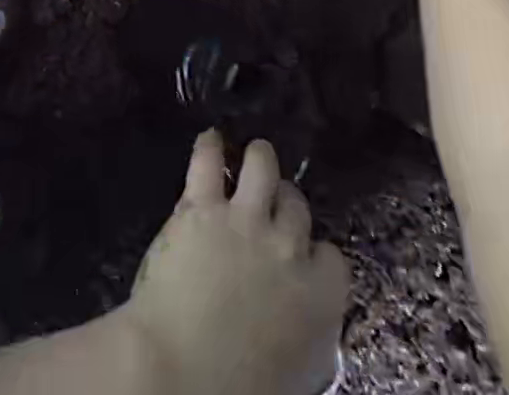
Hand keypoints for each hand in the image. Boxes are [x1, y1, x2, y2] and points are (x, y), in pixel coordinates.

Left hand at [121, 132, 349, 394]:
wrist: (177, 369)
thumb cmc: (236, 387)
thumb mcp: (295, 369)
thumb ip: (306, 328)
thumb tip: (302, 317)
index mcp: (319, 296)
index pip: (330, 257)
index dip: (314, 253)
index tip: (302, 254)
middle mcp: (288, 247)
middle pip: (296, 206)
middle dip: (286, 203)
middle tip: (272, 205)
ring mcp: (244, 219)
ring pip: (262, 167)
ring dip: (259, 158)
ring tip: (254, 153)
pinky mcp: (201, 207)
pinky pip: (208, 162)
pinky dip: (209, 147)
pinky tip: (210, 139)